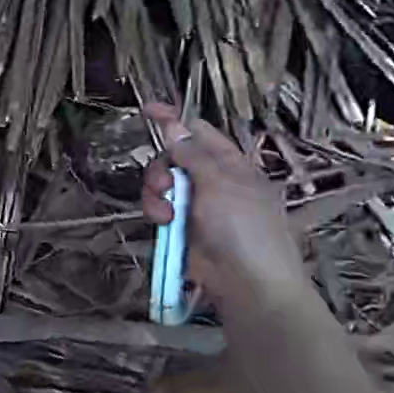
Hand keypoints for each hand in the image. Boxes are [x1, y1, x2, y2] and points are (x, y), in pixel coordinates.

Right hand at [140, 104, 308, 309]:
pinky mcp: (181, 227)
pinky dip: (157, 213)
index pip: (199, 132)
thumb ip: (192, 154)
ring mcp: (195, 205)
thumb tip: (174, 125)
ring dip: (156, 194)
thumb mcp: (220, 183)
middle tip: (163, 185)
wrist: (246, 282)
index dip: (174, 120)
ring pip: (162, 184)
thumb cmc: (244, 227)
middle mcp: (212, 180)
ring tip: (165, 214)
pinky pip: (159, 209)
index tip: (147, 110)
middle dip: (161, 168)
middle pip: (173, 158)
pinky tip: (164, 223)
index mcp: (231, 164)